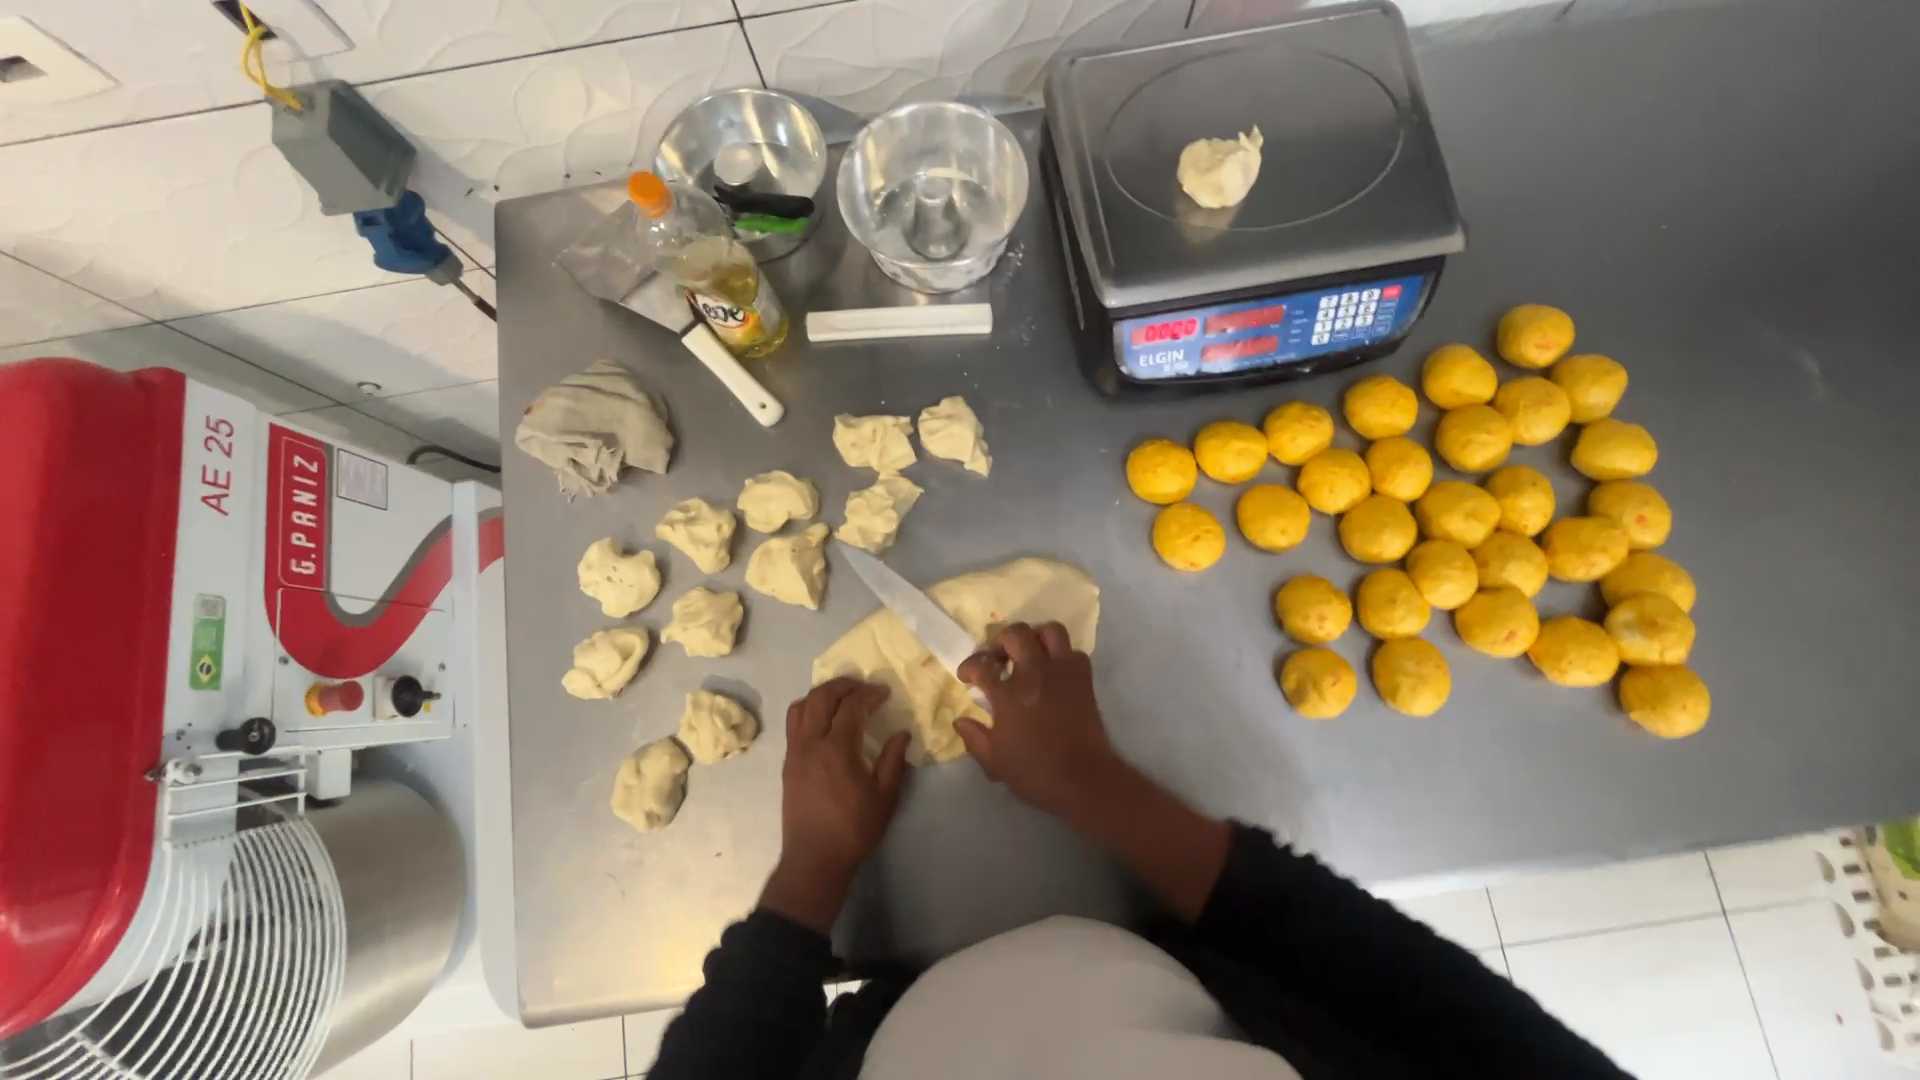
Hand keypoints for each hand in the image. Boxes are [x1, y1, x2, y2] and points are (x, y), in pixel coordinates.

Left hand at [760, 677, 909, 933]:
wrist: (814, 859)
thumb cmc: (854, 829)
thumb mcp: (885, 796)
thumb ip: (893, 760)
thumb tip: (901, 733)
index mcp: (837, 748)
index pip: (852, 706)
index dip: (870, 694)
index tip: (885, 693)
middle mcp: (811, 742)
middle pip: (821, 696)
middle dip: (844, 685)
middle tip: (864, 688)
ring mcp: (795, 752)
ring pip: (801, 706)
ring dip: (822, 695)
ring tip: (843, 700)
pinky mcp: (788, 764)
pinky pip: (794, 724)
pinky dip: (810, 711)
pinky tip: (826, 723)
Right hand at [956, 623, 1229, 920]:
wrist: (1084, 779)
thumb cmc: (1035, 772)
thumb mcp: (995, 762)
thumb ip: (974, 738)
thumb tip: (960, 720)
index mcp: (1009, 695)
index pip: (981, 665)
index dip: (969, 667)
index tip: (967, 676)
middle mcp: (1035, 674)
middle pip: (1015, 634)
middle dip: (1000, 641)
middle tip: (997, 658)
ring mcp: (1062, 672)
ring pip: (1049, 631)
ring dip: (1034, 637)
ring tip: (1027, 654)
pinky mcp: (1083, 678)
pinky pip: (1073, 651)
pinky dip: (1061, 655)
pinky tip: (1053, 670)